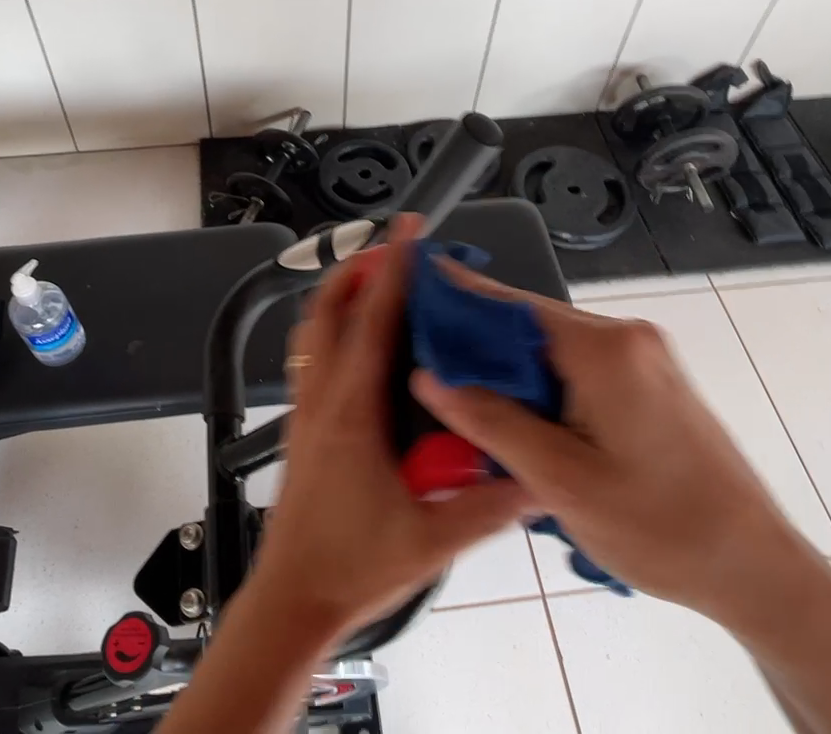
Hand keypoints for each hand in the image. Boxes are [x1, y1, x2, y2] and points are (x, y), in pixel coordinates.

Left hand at [243, 216, 531, 637]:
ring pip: (314, 332)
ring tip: (378, 284)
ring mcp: (305, 412)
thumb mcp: (433, 540)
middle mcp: (322, 400)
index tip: (408, 230)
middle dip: (357, 269)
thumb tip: (539, 477)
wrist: (291, 600)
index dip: (394, 269)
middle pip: (327, 310)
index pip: (375, 322)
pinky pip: (313, 359)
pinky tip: (363, 348)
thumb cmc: (352, 568)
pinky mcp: (301, 428)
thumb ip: (490, 506)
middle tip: (394, 250)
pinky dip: (334, 331)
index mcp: (353, 413)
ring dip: (341, 297)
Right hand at [411, 264, 809, 625]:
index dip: (458, 300)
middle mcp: (626, 338)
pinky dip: (541, 388)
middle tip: (425, 370)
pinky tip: (517, 420)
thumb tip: (428, 377)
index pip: (512, 306)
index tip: (410, 293)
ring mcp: (643, 358)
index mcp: (605, 349)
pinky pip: (577, 370)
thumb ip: (491, 421)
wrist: (754, 568)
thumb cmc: (660, 528)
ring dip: (509, 374)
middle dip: (479, 348)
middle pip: (530, 325)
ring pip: (552, 350)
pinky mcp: (649, 383)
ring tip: (462, 403)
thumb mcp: (560, 481)